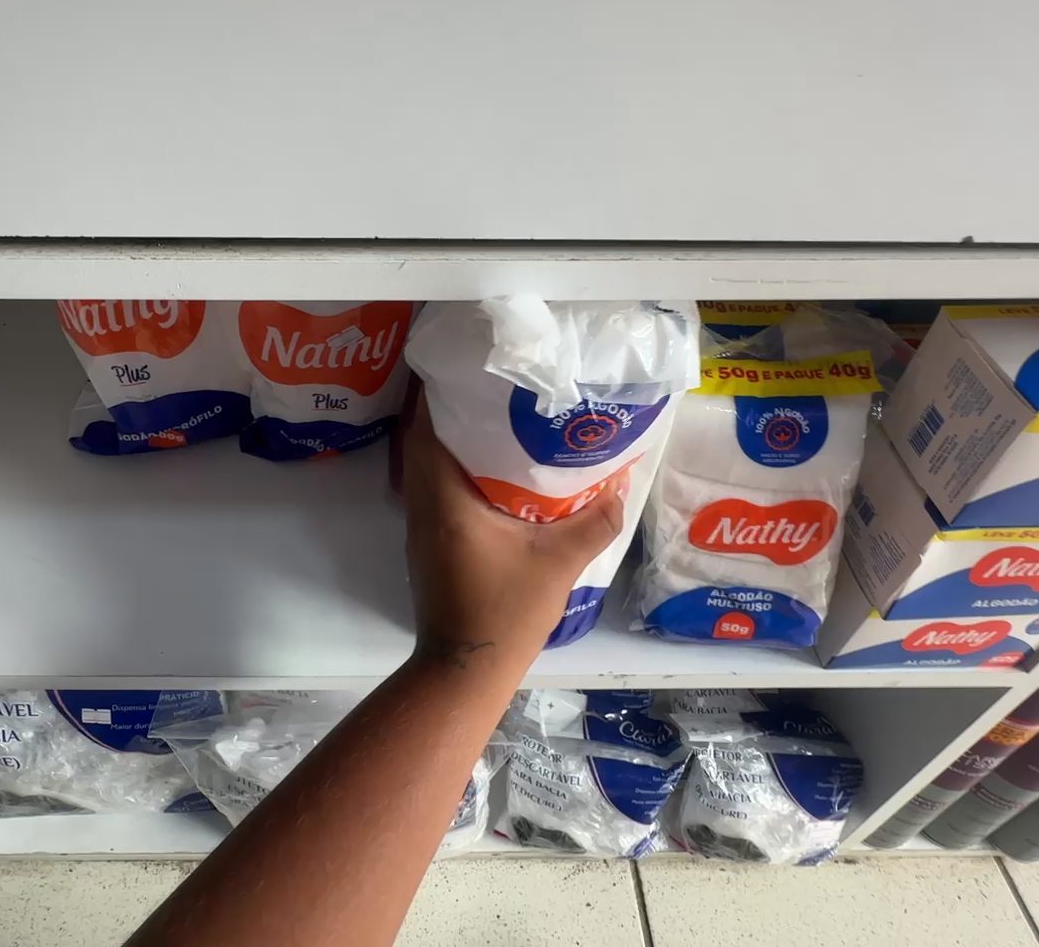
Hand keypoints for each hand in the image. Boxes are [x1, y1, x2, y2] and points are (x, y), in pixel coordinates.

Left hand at [399, 388, 626, 665]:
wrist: (466, 669)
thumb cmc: (506, 611)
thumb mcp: (559, 564)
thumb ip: (594, 523)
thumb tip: (618, 489)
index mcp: (445, 501)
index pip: (425, 431)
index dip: (440, 396)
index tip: (468, 371)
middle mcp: (422, 507)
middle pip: (422, 444)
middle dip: (450, 413)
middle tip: (490, 392)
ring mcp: (420, 527)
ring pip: (426, 469)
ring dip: (451, 443)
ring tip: (495, 424)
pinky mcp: (427, 544)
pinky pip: (433, 491)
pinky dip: (453, 472)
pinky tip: (492, 475)